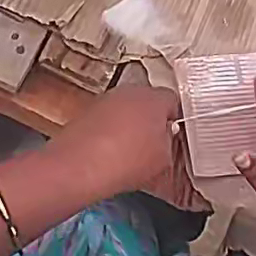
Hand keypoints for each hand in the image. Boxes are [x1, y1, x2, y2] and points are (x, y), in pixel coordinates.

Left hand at [45, 80, 181, 198]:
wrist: (81, 164)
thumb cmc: (128, 160)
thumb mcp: (164, 158)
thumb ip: (168, 141)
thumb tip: (163, 136)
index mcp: (154, 98)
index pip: (172, 101)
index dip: (175, 119)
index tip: (173, 136)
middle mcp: (129, 91)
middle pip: (147, 102)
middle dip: (150, 120)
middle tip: (152, 145)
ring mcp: (105, 99)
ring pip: (125, 109)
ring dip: (128, 124)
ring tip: (128, 151)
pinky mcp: (86, 111)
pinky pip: (106, 118)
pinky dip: (109, 130)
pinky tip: (109, 151)